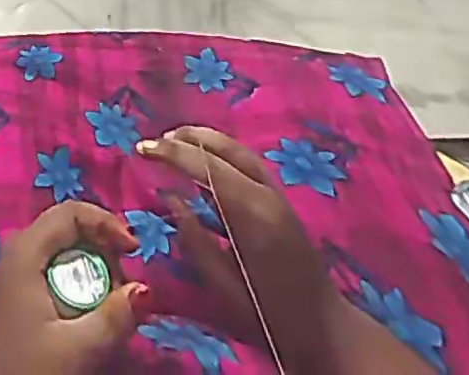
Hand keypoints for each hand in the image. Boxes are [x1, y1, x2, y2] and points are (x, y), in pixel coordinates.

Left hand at [0, 201, 147, 374]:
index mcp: (26, 248)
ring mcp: (19, 265)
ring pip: (66, 247)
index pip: (71, 211)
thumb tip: (146, 289)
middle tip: (126, 286)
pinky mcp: (22, 285)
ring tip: (114, 302)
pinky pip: (58, 265)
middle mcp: (20, 246)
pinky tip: (94, 309)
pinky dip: (82, 279)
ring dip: (96, 266)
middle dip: (104, 249)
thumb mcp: (75, 348)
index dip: (106, 222)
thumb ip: (113, 318)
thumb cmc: (27, 369)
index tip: (134, 250)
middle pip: (70, 227)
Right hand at [137, 127, 333, 364]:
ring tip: (172, 139)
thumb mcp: (223, 286)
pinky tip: (203, 156)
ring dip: (202, 138)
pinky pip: (245, 159)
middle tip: (152, 142)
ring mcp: (277, 193)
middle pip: (222, 148)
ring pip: (236, 148)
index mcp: (251, 214)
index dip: (170, 153)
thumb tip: (168, 197)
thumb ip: (194, 238)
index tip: (141, 149)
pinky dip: (219, 149)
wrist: (327, 331)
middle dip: (183, 139)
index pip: (204, 165)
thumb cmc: (270, 315)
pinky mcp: (281, 198)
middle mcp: (266, 194)